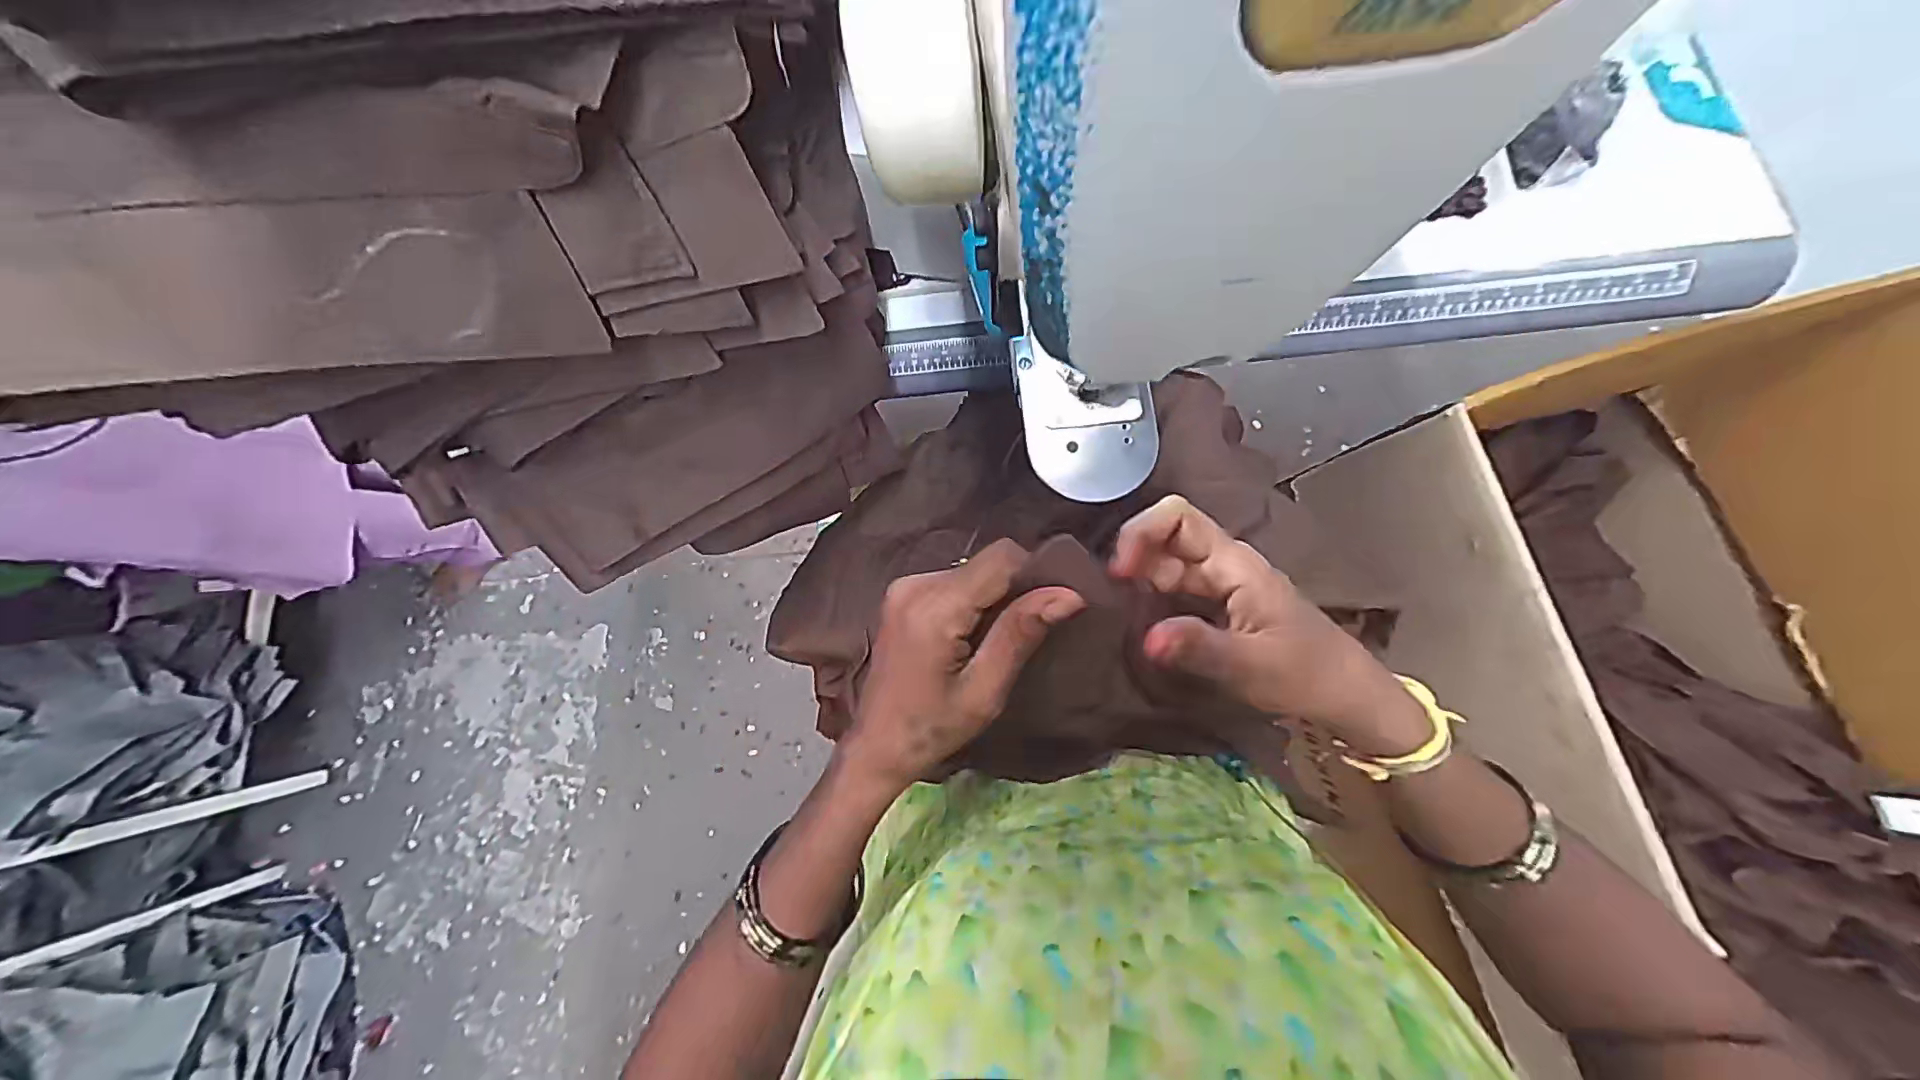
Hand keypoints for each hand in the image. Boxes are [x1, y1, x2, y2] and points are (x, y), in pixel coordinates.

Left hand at [841, 539, 1085, 787]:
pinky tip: (975, 634)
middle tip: (1031, 629)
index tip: (1055, 605)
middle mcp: (915, 583)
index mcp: (934, 607)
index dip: (1036, 572)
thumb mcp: (984, 691)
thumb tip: (1069, 594)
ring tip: (1002, 636)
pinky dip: (975, 598)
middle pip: (987, 561)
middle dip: (1017, 586)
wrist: (877, 745)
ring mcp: (904, 585)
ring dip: (996, 594)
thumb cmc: (932, 728)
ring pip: (973, 568)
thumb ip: (1021, 634)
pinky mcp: (902, 593)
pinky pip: (955, 579)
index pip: (1002, 558)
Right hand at [1110, 495, 1425, 755]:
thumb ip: (1200, 647)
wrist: (1347, 698)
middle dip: (1131, 556)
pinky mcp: (1215, 608)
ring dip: (1137, 579)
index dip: (1141, 531)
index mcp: (1234, 563)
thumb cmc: (1308, 674)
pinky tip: (1136, 620)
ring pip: (1165, 565)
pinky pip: (1173, 591)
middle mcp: (1222, 565)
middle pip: (1165, 538)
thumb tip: (1147, 639)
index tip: (1119, 571)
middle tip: (1107, 595)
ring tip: (1113, 609)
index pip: (1177, 517)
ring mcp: (1218, 585)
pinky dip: (1149, 599)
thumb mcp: (1252, 664)